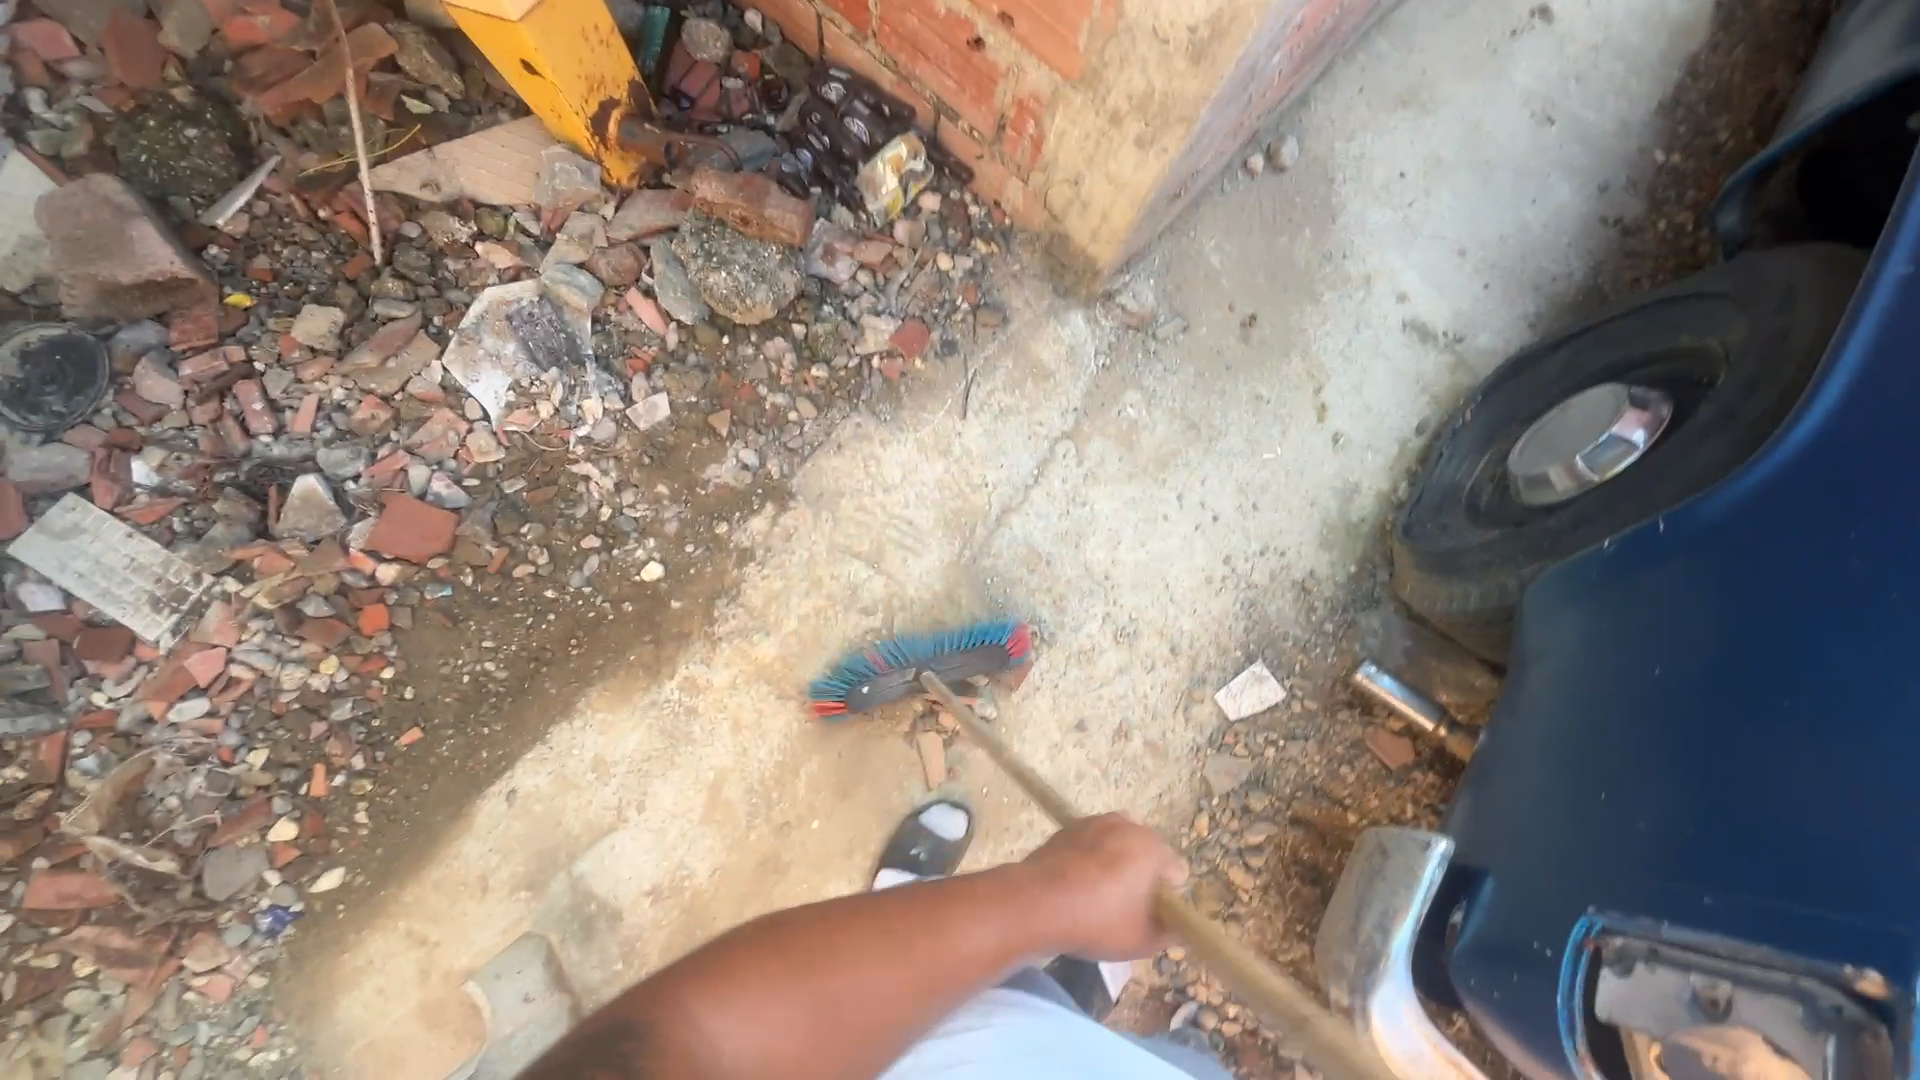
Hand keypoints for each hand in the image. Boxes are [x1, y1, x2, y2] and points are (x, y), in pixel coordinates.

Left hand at [1017, 813, 1188, 960]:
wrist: (1037, 902)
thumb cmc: (1097, 921)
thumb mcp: (1142, 941)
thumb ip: (1168, 933)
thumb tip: (1173, 926)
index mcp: (1152, 848)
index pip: (1177, 871)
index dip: (1169, 896)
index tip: (1151, 915)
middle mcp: (1127, 825)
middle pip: (1149, 852)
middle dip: (1144, 875)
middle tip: (1127, 906)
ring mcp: (1095, 821)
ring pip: (1120, 843)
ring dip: (1118, 862)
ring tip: (1100, 893)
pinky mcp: (1069, 826)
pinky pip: (1093, 842)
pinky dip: (1092, 856)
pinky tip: (1078, 882)